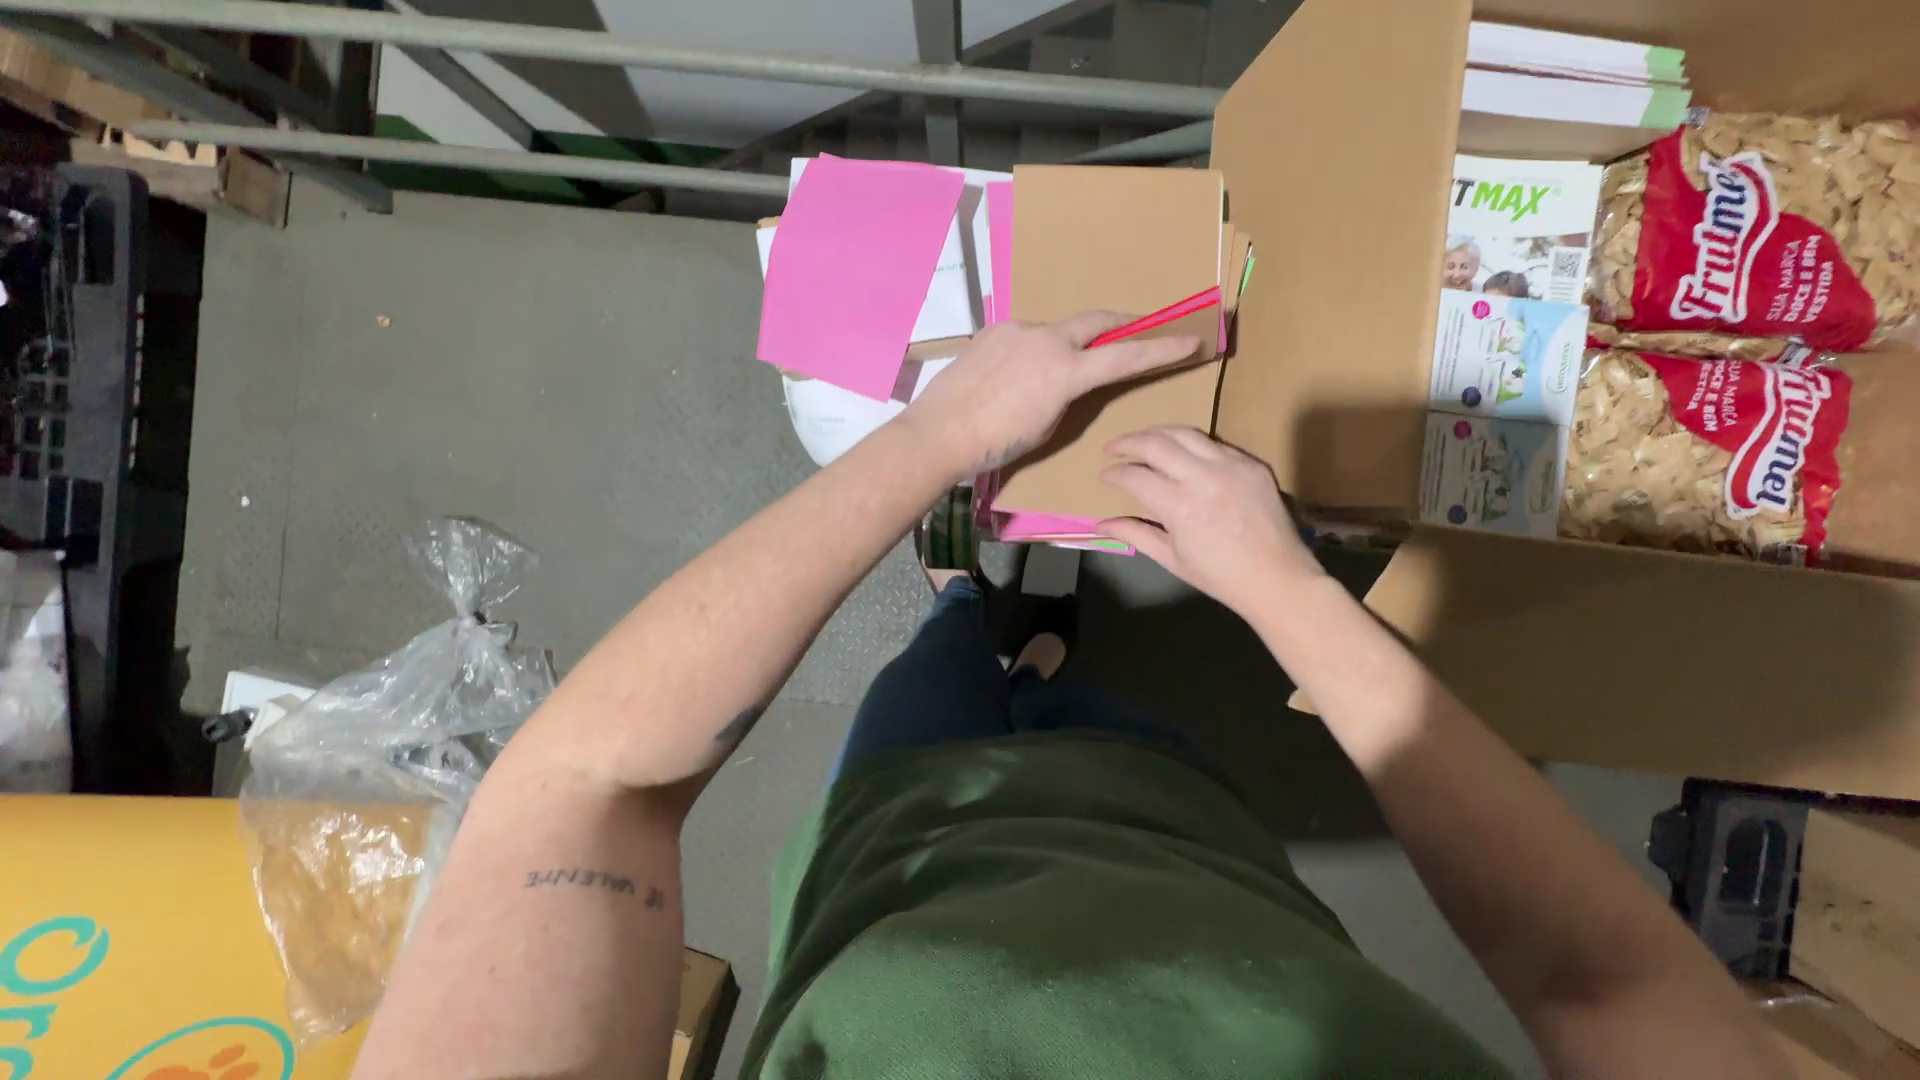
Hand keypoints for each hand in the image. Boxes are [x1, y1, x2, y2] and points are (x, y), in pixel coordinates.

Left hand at [902, 313, 1200, 478]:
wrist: (939, 433)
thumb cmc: (996, 444)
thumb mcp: (1048, 428)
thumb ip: (1068, 396)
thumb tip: (1067, 380)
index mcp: (1065, 371)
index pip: (1126, 356)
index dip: (1162, 349)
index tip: (1192, 340)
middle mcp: (1045, 339)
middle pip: (1098, 321)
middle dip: (1123, 325)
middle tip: (1140, 330)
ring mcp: (1016, 330)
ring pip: (1057, 330)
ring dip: (1070, 342)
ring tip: (1061, 368)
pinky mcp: (992, 332)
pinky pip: (1026, 336)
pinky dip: (1035, 350)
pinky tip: (1020, 374)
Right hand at [1097, 427, 1324, 613]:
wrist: (1277, 577)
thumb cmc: (1219, 576)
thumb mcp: (1171, 559)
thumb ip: (1134, 533)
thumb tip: (1100, 524)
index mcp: (1180, 507)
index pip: (1135, 475)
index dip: (1114, 473)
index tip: (1105, 475)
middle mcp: (1204, 477)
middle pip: (1156, 443)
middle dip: (1128, 442)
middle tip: (1113, 447)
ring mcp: (1232, 465)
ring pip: (1186, 433)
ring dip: (1157, 433)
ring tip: (1142, 441)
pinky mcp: (1252, 463)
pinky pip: (1214, 443)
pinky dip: (1191, 444)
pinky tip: (1182, 453)